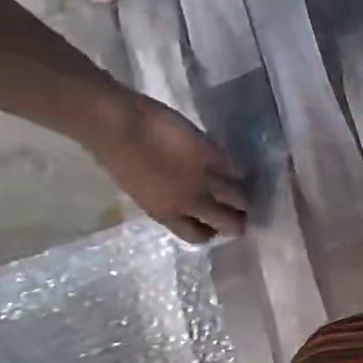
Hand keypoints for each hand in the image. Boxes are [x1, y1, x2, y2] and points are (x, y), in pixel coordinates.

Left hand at [86, 92, 246, 242]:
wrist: (116, 126)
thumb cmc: (117, 156)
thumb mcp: (142, 191)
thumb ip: (169, 200)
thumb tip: (190, 200)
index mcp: (165, 213)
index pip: (199, 236)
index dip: (211, 230)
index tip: (215, 222)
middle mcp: (190, 203)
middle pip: (230, 223)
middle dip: (238, 219)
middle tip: (244, 211)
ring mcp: (205, 181)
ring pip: (240, 198)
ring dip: (245, 195)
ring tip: (246, 187)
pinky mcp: (214, 157)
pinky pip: (236, 169)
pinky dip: (238, 169)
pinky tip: (233, 163)